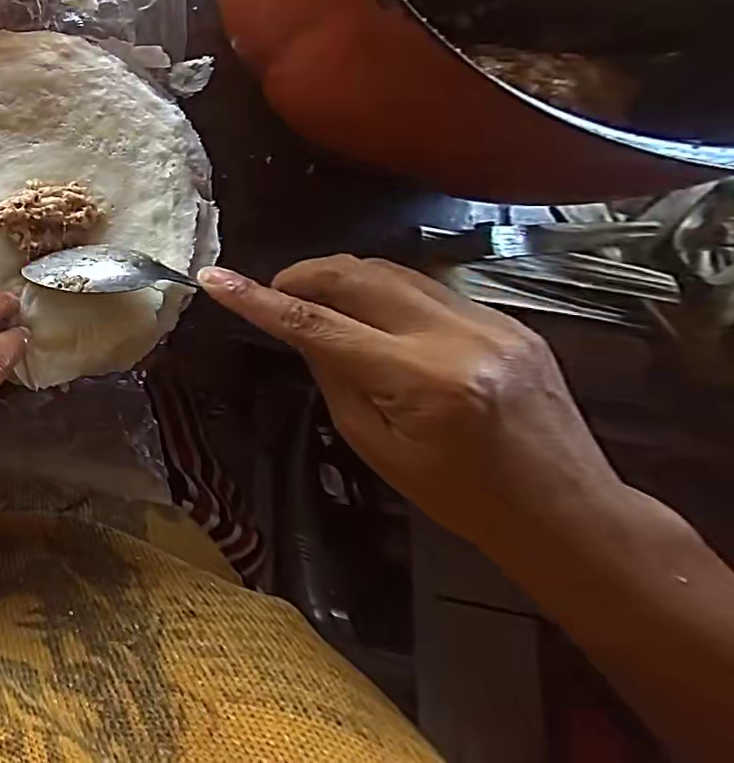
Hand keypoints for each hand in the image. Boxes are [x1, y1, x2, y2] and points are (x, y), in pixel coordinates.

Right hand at [200, 256, 621, 550]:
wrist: (567, 510)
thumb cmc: (454, 490)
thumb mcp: (369, 436)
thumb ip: (331, 371)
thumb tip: (296, 325)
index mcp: (421, 380)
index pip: (316, 323)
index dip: (257, 298)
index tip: (214, 278)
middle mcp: (460, 339)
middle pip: (355, 275)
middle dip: (300, 275)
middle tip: (273, 294)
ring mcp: (492, 323)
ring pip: (387, 269)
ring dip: (338, 278)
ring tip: (317, 304)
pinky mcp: (507, 320)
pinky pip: (422, 285)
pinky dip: (379, 291)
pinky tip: (371, 318)